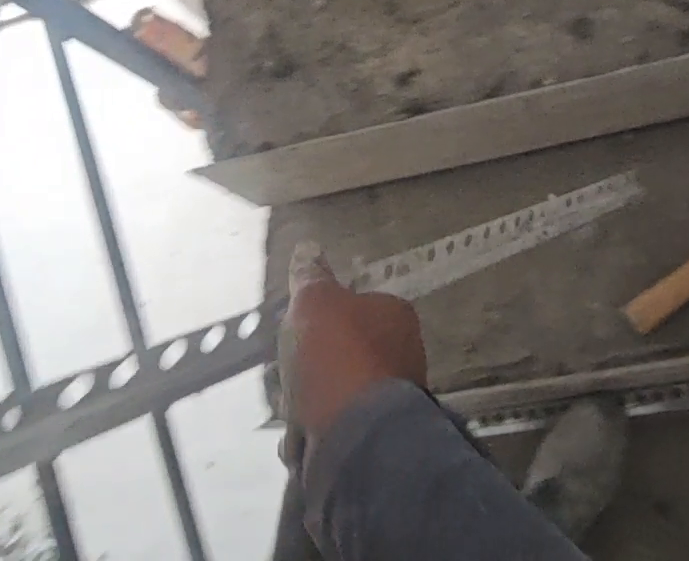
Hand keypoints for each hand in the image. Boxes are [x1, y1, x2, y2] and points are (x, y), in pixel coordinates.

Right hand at [281, 243, 427, 435]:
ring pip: (336, 394)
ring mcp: (393, 401)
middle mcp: (402, 354)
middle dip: (310, 367)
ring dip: (307, 403)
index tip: (295, 333)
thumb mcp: (316, 304)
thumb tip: (307, 247)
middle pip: (343, 353)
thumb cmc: (339, 358)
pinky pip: (336, 429)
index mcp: (395, 317)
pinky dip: (314, 435)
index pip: (355, 307)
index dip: (319, 319)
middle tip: (286, 377)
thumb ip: (310, 278)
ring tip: (289, 412)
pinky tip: (298, 441)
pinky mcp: (377, 440)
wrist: (359, 440)